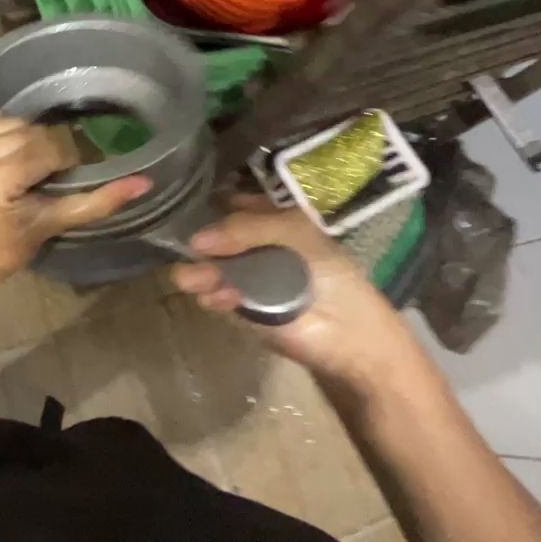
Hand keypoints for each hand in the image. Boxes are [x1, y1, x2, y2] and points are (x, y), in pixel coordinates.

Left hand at [0, 108, 149, 287]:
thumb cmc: (6, 248)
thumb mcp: (51, 225)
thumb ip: (96, 202)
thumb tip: (143, 182)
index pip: (44, 150)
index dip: (63, 159)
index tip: (64, 175)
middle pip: (25, 132)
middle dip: (42, 149)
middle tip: (43, 173)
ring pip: (6, 121)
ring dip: (21, 139)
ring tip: (20, 166)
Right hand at [171, 195, 418, 384]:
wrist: (350, 335)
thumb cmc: (330, 274)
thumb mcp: (293, 232)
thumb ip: (246, 228)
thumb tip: (197, 240)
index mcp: (276, 222)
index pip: (238, 206)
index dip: (219, 206)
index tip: (199, 208)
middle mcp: (259, 247)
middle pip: (221, 238)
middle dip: (205, 244)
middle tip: (191, 250)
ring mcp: (249, 279)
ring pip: (214, 268)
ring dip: (201, 272)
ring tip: (190, 279)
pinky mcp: (243, 310)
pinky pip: (218, 297)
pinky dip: (213, 296)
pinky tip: (218, 298)